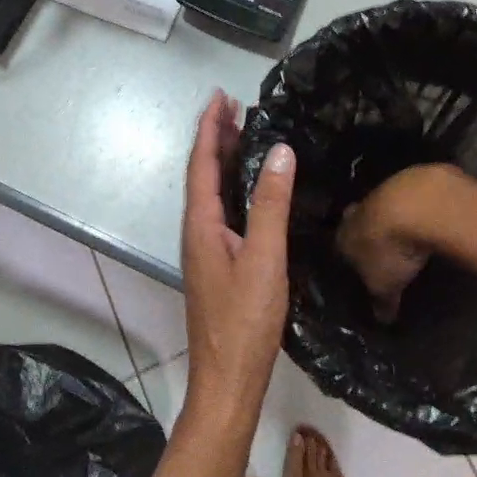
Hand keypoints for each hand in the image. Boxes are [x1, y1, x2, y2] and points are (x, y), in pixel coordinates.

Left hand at [180, 90, 296, 422]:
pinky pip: (221, 208)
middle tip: (236, 106)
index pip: (201, 162)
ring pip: (210, 191)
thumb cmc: (245, 320)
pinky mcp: (217, 262)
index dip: (210, 126)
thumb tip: (280, 150)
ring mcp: (205, 248)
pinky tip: (249, 188)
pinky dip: (232, 185)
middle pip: (202, 172)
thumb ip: (270, 204)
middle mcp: (197, 230)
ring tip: (242, 133)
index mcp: (201, 223)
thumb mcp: (264, 258)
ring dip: (222, 159)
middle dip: (215, 136)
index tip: (220, 95)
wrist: (228, 380)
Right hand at [335, 164, 453, 322]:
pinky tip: (420, 220)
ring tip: (402, 235)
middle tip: (379, 250)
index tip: (359, 269)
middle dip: (365, 234)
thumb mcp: (385, 286)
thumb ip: (382, 303)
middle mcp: (353, 213)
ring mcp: (378, 193)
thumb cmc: (390, 251)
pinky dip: (408, 209)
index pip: (339, 249)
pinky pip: (402, 199)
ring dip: (386, 219)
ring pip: (377, 208)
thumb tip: (382, 320)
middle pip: (355, 224)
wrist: (415, 204)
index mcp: (342, 238)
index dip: (350, 260)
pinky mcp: (403, 181)